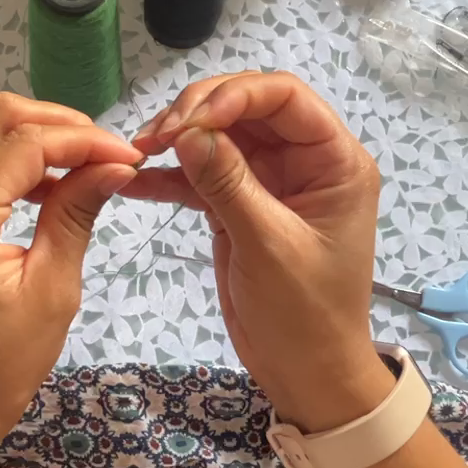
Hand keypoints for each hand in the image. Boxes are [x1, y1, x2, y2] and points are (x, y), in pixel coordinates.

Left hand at [0, 93, 141, 446]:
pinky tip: (50, 186)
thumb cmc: (2, 362)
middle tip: (105, 153)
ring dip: (37, 138)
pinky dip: (13, 159)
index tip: (127, 156)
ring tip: (86, 167)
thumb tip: (115, 164)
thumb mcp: (52, 288)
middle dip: (58, 125)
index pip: (24, 147)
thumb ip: (76, 213)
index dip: (82, 141)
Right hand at [124, 72, 394, 430]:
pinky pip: (201, 175)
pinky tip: (134, 180)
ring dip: (177, 138)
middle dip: (198, 113)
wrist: (304, 372)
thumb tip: (188, 132)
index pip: (285, 97)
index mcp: (333, 160)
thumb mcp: (269, 245)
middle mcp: (302, 160)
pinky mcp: (237, 204)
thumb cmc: (305, 314)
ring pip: (218, 135)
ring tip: (139, 153)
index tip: (188, 121)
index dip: (234, 95)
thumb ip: (229, 184)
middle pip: (246, 107)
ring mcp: (267, 180)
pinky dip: (169, 176)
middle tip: (156, 138)